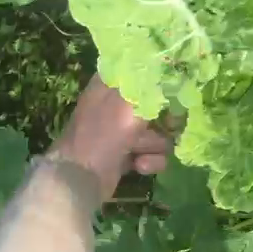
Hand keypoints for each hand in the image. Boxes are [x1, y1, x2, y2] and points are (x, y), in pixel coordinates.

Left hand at [45, 77, 170, 199]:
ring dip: (153, 145)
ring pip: (160, 132)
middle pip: (159, 105)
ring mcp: (124, 131)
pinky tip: (139, 166)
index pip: (143, 72)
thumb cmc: (101, 136)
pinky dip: (150, 161)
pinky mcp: (129, 154)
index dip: (162, 81)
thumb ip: (152, 87)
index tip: (173, 90)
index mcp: (112, 85)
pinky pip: (155, 153)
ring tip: (138, 151)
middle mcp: (119, 105)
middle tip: (168, 125)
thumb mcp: (127, 105)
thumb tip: (171, 70)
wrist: (79, 181)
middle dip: (164, 121)